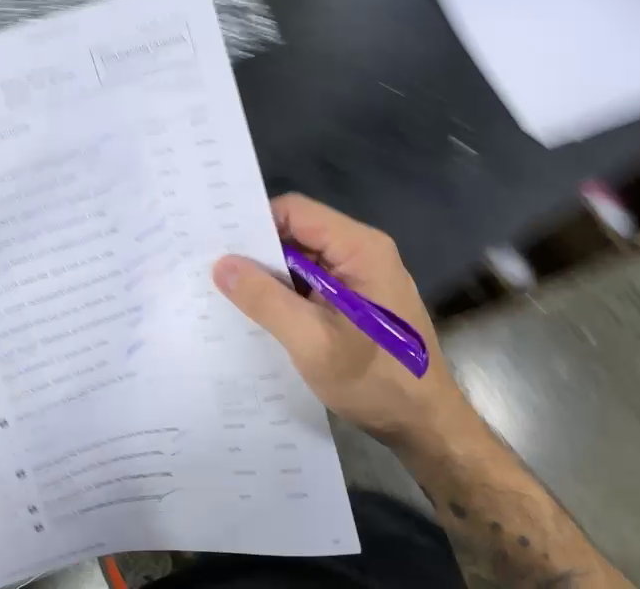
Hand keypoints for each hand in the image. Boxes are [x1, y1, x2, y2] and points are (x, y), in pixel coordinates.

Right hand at [213, 194, 477, 454]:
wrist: (427, 428)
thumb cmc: (376, 381)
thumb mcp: (312, 342)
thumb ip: (265, 299)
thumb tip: (221, 264)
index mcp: (360, 248)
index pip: (296, 211)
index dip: (255, 223)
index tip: (217, 244)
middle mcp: (363, 252)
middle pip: (298, 233)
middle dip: (258, 251)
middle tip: (212, 269)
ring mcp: (362, 277)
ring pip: (302, 260)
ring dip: (270, 276)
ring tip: (225, 292)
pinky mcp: (357, 301)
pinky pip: (313, 283)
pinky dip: (287, 294)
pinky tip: (259, 314)